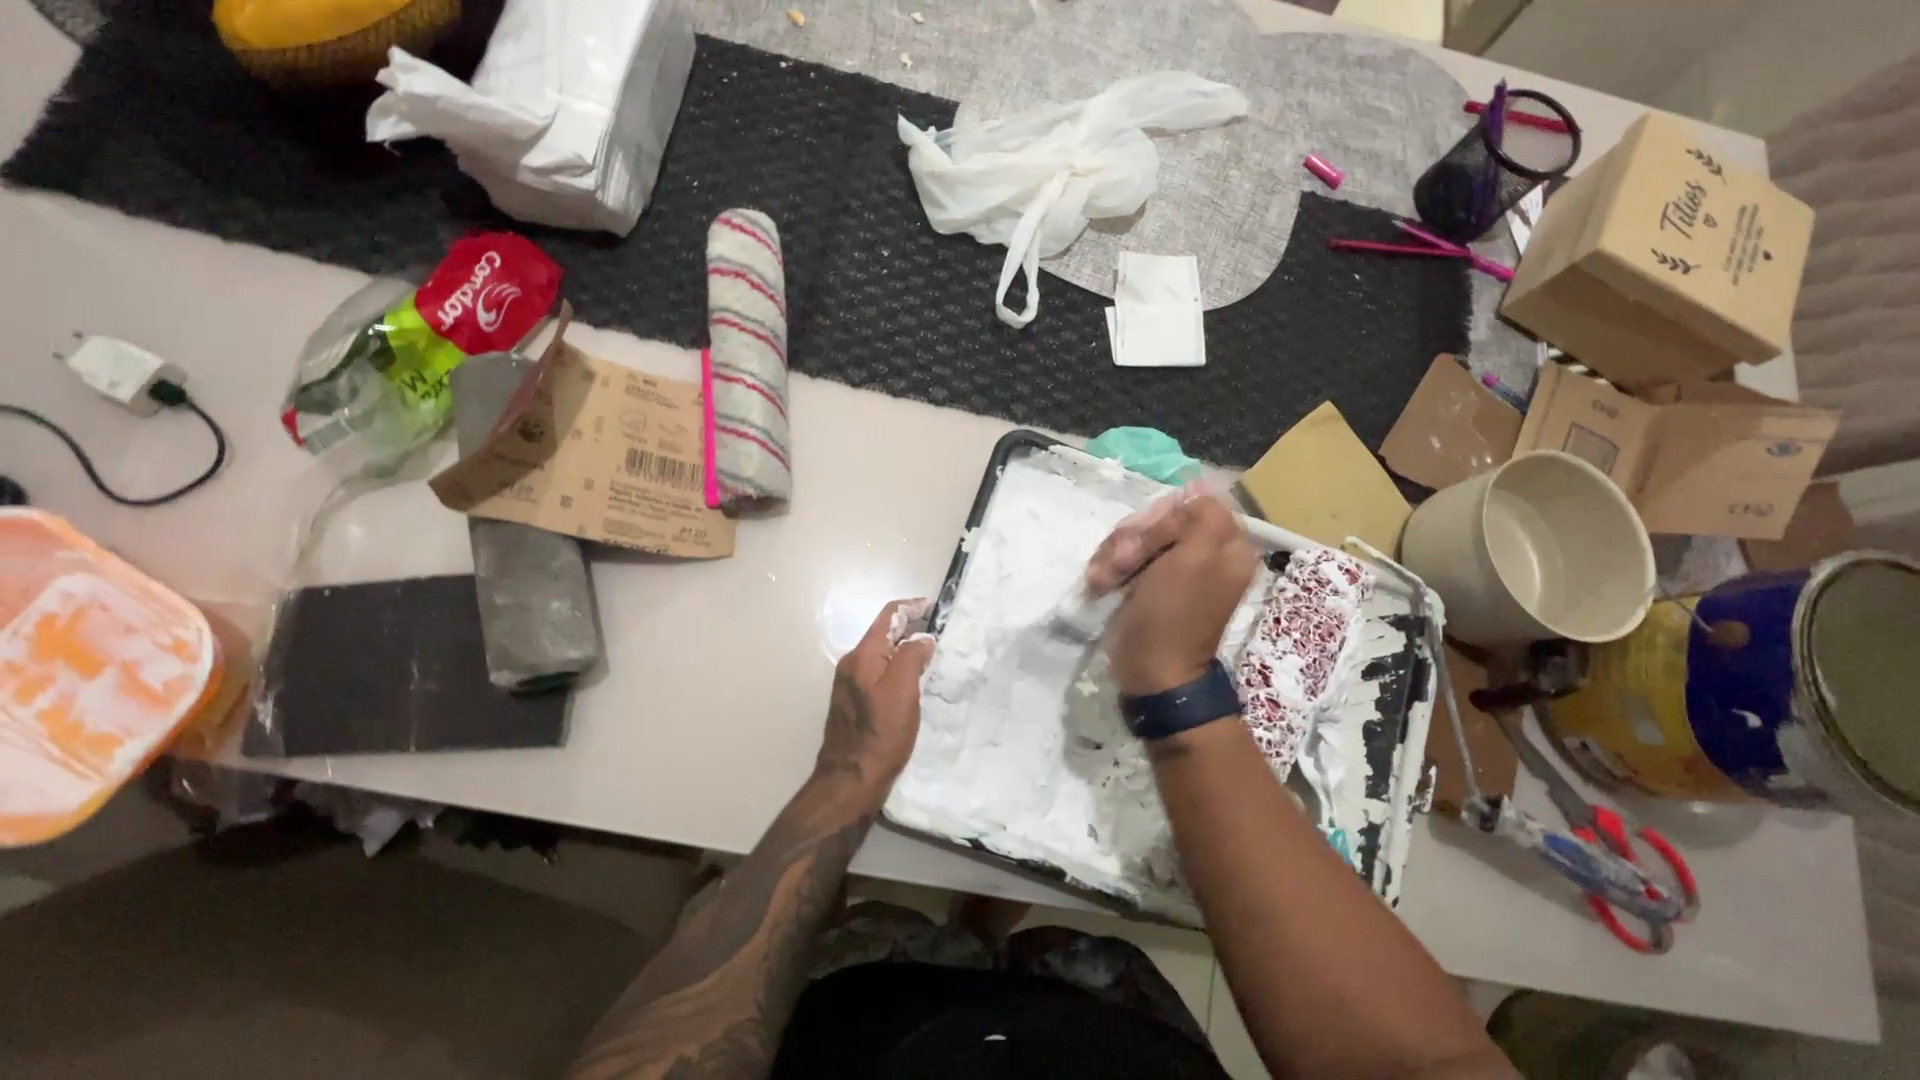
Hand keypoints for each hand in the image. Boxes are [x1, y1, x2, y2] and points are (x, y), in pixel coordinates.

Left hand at [816, 599, 935, 795]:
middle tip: (943, 633)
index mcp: (862, 656)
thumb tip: (922, 638)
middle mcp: (852, 665)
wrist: (852, 779)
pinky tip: (917, 683)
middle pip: (884, 634)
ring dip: (907, 651)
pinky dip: (899, 670)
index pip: (888, 616)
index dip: (913, 607)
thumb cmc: (880, 734)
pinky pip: (880, 675)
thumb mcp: (902, 690)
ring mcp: (852, 685)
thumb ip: (912, 657)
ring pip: (883, 656)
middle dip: (912, 629)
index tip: (938, 607)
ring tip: (935, 656)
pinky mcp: (856, 704)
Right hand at [1087, 492, 1256, 696]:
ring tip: (1105, 580)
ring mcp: (1173, 569)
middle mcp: (1205, 554)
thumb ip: (1204, 515)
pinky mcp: (1147, 583)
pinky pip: (1125, 557)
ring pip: (1137, 536)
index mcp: (1227, 545)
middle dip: (1135, 539)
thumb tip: (1196, 491)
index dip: (1166, 519)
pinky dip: (1110, 569)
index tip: (1152, 544)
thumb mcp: (1196, 557)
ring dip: (1115, 555)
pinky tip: (1101, 584)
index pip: (1192, 504)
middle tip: (1123, 564)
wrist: (1149, 669)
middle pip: (1161, 518)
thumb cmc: (1173, 614)